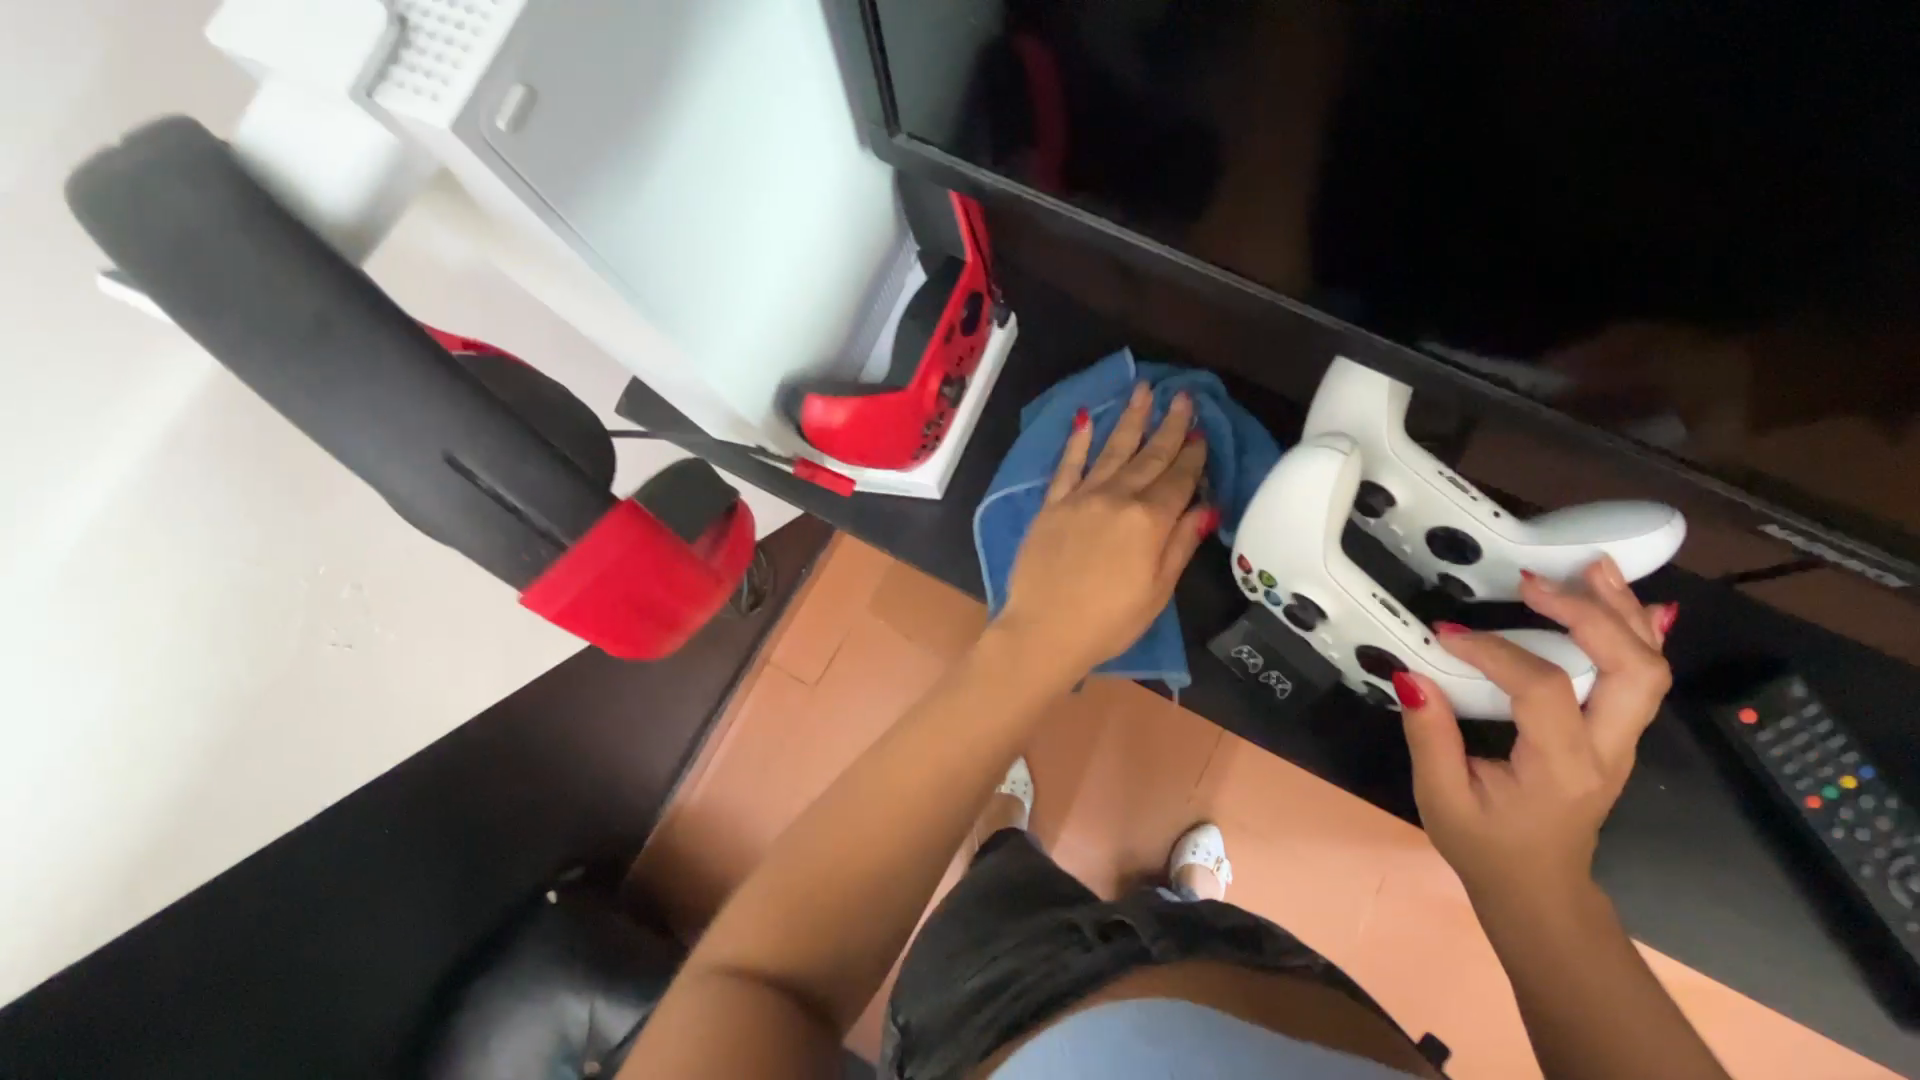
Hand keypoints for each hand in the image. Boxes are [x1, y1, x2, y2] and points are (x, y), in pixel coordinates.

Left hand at [995, 383, 1216, 675]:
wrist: (1043, 630)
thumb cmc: (1108, 622)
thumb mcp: (1157, 591)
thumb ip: (1180, 544)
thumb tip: (1206, 507)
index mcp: (1149, 521)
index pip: (1179, 480)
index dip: (1194, 456)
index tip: (1203, 432)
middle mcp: (1117, 498)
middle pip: (1149, 457)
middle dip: (1169, 426)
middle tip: (1183, 396)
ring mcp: (1081, 498)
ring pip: (1112, 450)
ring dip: (1130, 420)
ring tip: (1144, 391)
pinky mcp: (1052, 505)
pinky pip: (1068, 466)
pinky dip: (1078, 442)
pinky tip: (1086, 419)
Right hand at [1392, 559, 1678, 904]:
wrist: (1538, 886)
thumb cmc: (1486, 846)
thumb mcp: (1442, 797)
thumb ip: (1430, 735)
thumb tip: (1412, 675)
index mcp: (1561, 767)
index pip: (1541, 690)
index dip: (1494, 652)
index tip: (1446, 635)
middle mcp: (1607, 749)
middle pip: (1633, 670)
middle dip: (1589, 615)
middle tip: (1534, 582)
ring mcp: (1621, 741)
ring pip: (1650, 667)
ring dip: (1623, 612)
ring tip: (1590, 566)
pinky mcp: (1615, 732)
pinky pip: (1642, 676)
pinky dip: (1637, 631)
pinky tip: (1621, 599)